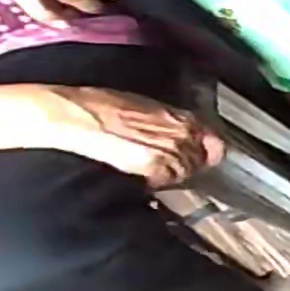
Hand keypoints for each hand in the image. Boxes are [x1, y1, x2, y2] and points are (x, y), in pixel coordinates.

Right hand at [33, 86, 223, 186]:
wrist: (73, 114)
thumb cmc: (101, 107)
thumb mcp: (149, 108)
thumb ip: (171, 124)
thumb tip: (178, 136)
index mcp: (186, 119)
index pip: (217, 144)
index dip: (210, 155)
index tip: (204, 162)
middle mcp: (186, 134)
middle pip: (199, 162)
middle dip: (186, 167)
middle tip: (165, 170)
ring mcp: (172, 149)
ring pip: (183, 174)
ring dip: (170, 177)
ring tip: (149, 174)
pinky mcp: (153, 164)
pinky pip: (164, 181)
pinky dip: (154, 183)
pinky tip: (140, 178)